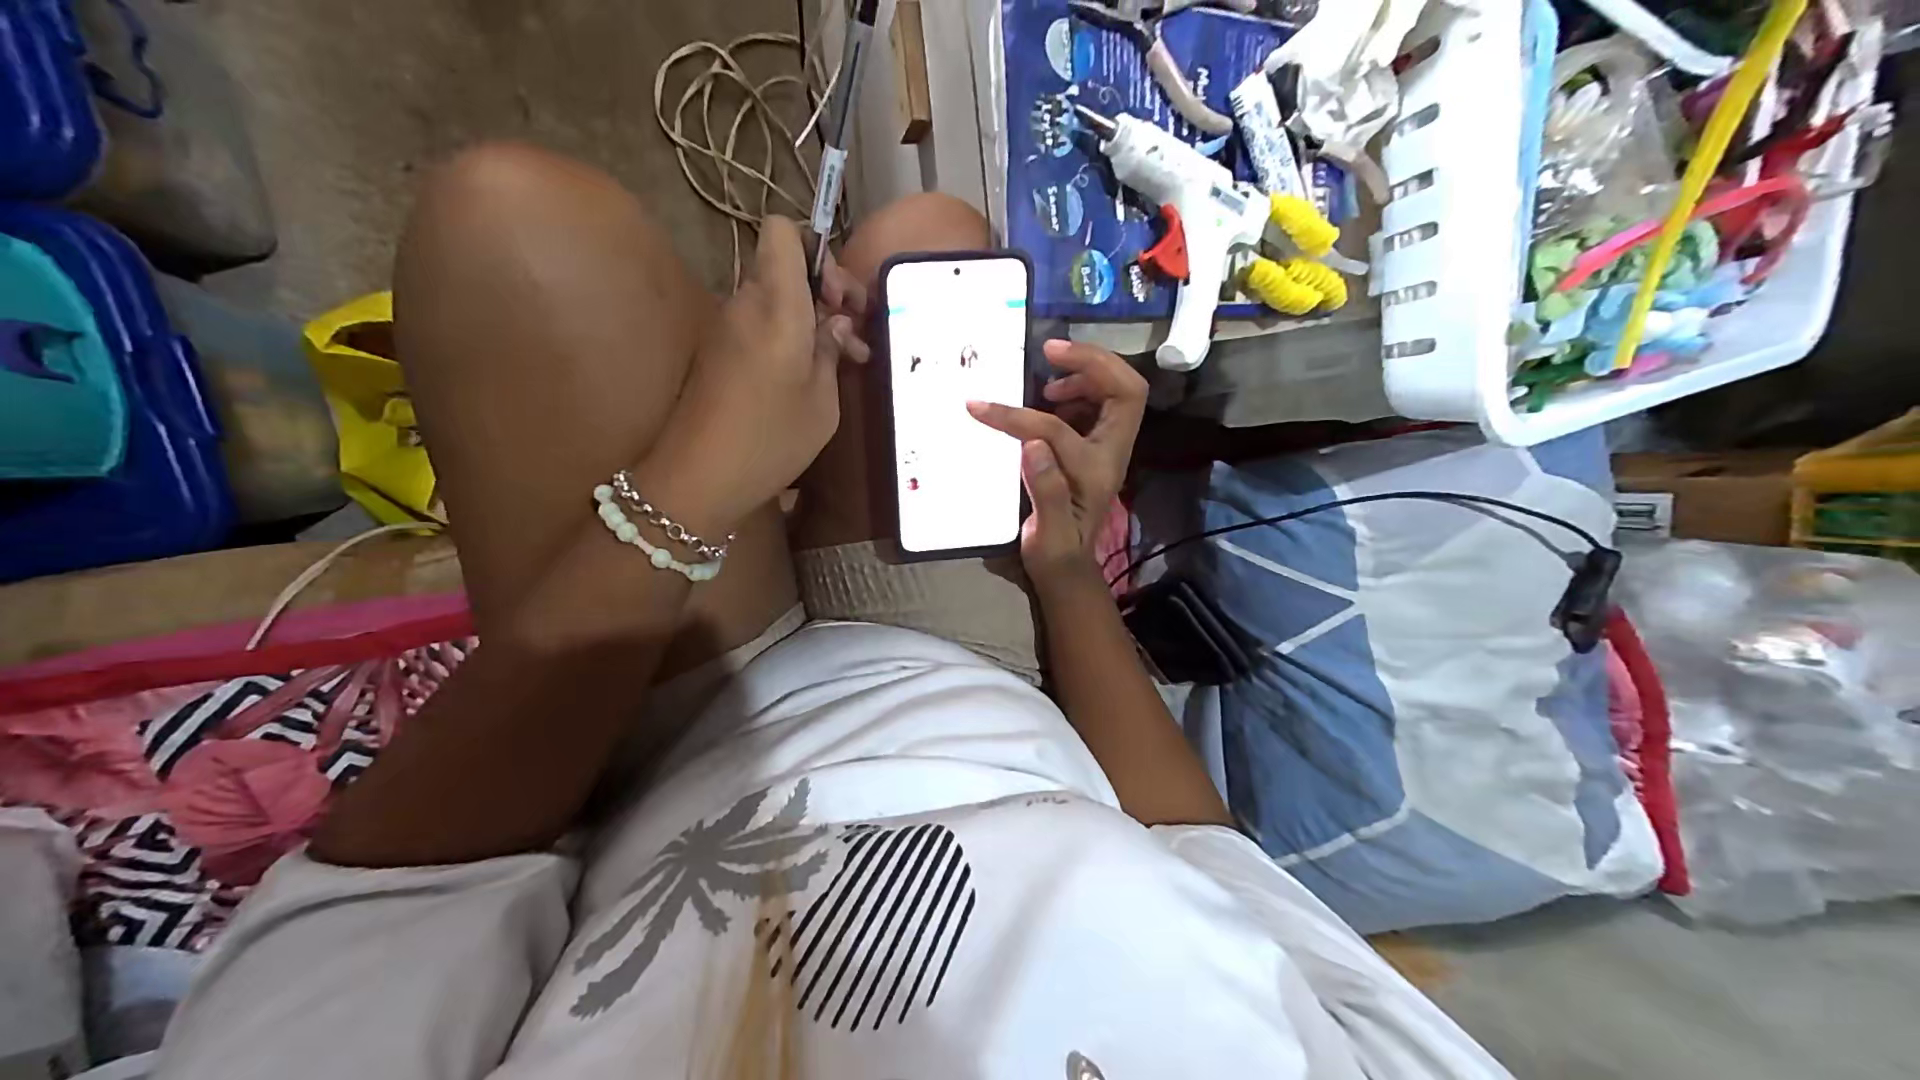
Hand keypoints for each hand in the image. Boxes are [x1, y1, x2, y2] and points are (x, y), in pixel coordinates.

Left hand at [642, 216, 868, 530]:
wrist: (700, 477)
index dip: (815, 249)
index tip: (839, 295)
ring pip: (774, 297)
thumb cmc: (771, 439)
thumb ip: (831, 352)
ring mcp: (727, 327)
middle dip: (824, 290)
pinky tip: (809, 376)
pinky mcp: (719, 351)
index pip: (783, 232)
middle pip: (783, 265)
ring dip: (809, 318)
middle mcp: (747, 304)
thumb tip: (834, 324)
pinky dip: (787, 337)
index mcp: (776, 306)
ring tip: (840, 362)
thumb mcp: (823, 402)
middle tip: (852, 334)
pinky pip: (759, 323)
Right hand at [966, 339, 1146, 586]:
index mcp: (1097, 471)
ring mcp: (1105, 448)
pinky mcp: (1093, 447)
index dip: (1021, 416)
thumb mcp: (1048, 532)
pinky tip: (1051, 396)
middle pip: (1127, 390)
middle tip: (1051, 349)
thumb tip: (1032, 442)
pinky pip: (1099, 403)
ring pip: (1116, 392)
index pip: (1060, 429)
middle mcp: (1110, 453)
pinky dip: (1078, 389)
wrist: (1066, 567)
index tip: (982, 408)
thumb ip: (1044, 489)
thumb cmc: (1055, 553)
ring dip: (1087, 372)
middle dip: (1092, 362)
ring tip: (1048, 377)